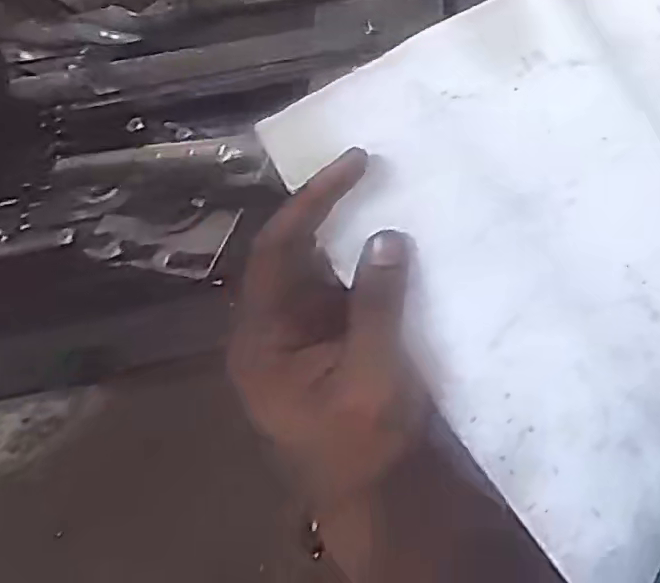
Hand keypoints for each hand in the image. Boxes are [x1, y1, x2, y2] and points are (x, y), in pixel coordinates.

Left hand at [227, 148, 424, 516]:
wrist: (378, 495)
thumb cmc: (363, 442)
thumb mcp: (371, 374)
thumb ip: (377, 303)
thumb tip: (387, 236)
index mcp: (264, 339)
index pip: (278, 250)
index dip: (313, 201)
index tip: (354, 165)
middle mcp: (277, 328)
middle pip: (293, 250)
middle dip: (326, 205)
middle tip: (368, 164)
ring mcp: (307, 332)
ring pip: (321, 264)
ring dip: (348, 227)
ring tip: (383, 188)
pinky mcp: (337, 337)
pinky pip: (347, 283)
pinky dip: (368, 256)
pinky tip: (395, 239)